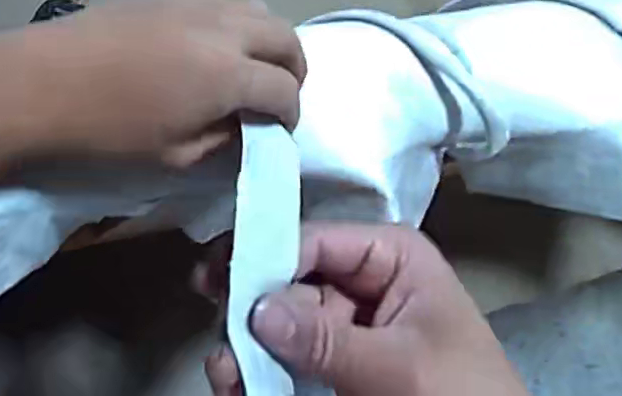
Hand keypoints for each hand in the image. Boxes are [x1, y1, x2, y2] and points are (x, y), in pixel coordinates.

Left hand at [0, 0, 304, 168]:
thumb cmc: (107, 128)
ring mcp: (186, 2)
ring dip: (261, 39)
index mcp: (227, 70)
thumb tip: (248, 124)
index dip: (290, 115)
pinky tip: (201, 49)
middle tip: (273, 96)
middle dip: (291, 68)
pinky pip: (212, 3)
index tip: (277, 131)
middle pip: (282, 34)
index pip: (285, 89)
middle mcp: (217, 25)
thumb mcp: (175, 154)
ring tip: (242, 69)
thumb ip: (224, 138)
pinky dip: (226, 24)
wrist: (41, 79)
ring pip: (250, 8)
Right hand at [201, 223, 525, 395]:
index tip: (220, 282)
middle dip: (249, 302)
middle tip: (215, 323)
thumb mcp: (407, 374)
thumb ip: (330, 341)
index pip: (311, 240)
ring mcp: (347, 319)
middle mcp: (361, 276)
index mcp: (387, 255)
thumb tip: (255, 309)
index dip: (264, 256)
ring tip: (224, 372)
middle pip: (287, 275)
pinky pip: (290, 354)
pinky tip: (238, 383)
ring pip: (281, 316)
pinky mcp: (338, 361)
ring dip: (248, 341)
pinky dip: (262, 368)